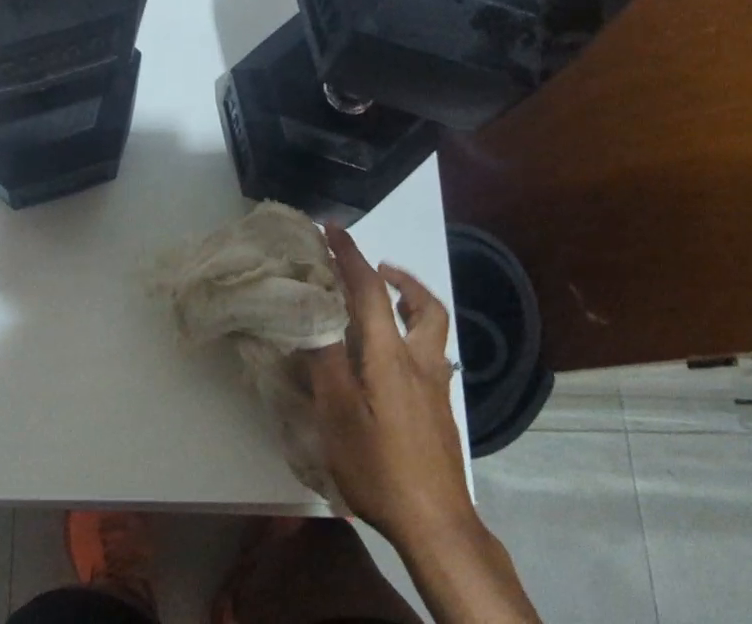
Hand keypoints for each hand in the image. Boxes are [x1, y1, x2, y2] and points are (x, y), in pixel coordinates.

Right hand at [310, 227, 475, 549]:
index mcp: (390, 356)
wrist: (435, 521)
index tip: (331, 229)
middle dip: (400, 278)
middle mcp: (419, 362)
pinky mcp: (439, 411)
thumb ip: (324, 362)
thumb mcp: (336, 414)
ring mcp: (435, 388)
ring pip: (433, 330)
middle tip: (375, 269)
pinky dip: (413, 339)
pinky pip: (431, 356)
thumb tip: (313, 317)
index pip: (370, 292)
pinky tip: (391, 363)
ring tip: (385, 305)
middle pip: (424, 306)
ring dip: (413, 305)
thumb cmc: (378, 466)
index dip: (350, 256)